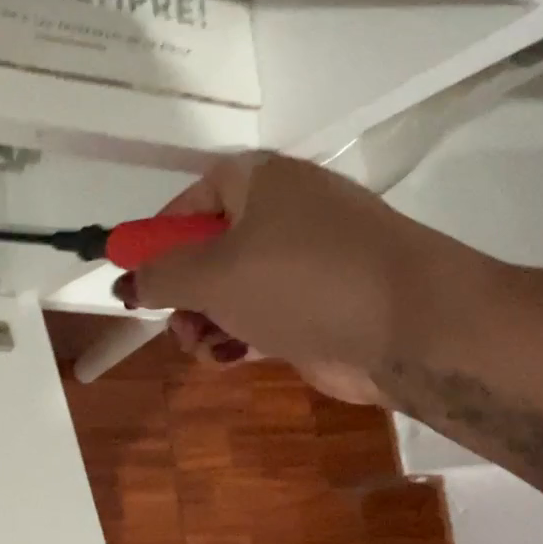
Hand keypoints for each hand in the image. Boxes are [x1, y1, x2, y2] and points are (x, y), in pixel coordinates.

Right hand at [111, 152, 496, 406]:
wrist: (416, 329)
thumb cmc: (304, 282)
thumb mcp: (211, 275)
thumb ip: (157, 277)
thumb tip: (125, 283)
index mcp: (263, 184)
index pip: (192, 197)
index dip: (159, 235)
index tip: (138, 274)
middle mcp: (285, 215)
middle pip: (206, 250)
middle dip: (180, 293)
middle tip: (174, 320)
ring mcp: (306, 263)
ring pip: (228, 291)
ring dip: (203, 322)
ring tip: (205, 346)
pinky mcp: (318, 306)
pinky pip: (259, 316)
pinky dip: (238, 337)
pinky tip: (230, 359)